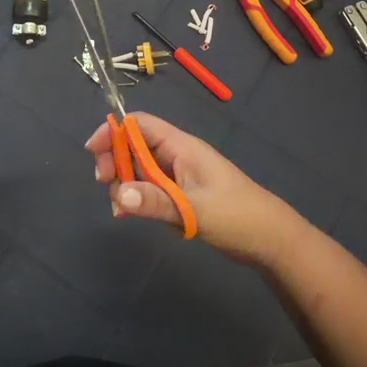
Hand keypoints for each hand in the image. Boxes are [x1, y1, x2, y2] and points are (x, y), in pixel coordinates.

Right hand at [86, 112, 306, 266]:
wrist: (273, 241)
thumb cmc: (237, 216)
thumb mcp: (194, 210)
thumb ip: (156, 202)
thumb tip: (117, 195)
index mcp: (181, 146)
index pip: (139, 124)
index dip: (113, 131)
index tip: (93, 152)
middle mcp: (176, 155)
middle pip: (133, 145)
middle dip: (114, 161)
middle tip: (104, 184)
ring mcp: (178, 176)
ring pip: (139, 169)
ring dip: (123, 183)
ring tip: (119, 208)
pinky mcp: (181, 196)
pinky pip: (149, 188)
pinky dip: (136, 197)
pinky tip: (128, 214)